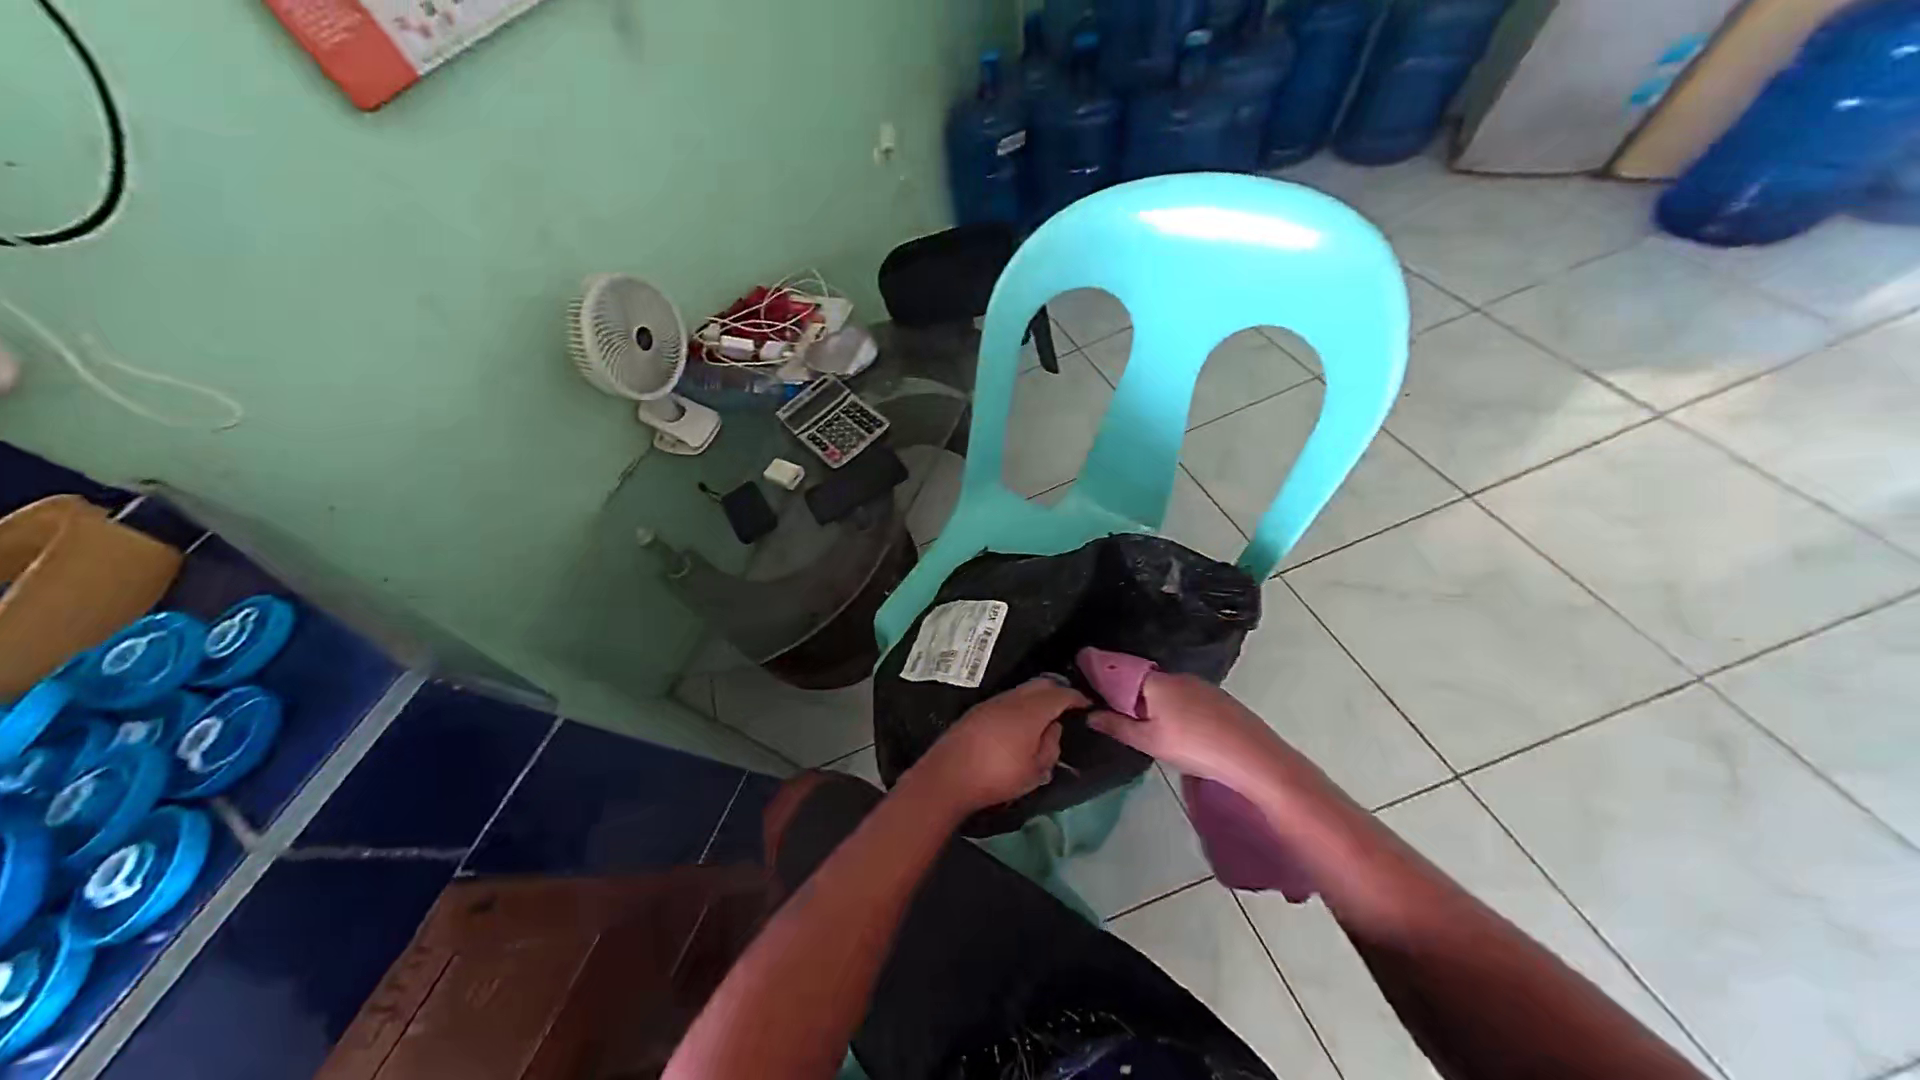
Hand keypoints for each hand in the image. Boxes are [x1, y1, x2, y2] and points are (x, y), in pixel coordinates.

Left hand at [903, 677, 1082, 815]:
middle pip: (1040, 684)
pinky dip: (1021, 704)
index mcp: (1031, 710)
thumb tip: (1053, 728)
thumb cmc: (997, 775)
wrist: (947, 775)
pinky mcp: (977, 711)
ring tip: (1045, 715)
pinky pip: (1007, 699)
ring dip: (1037, 697)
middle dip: (1058, 691)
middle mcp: (1012, 698)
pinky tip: (1020, 722)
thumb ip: (1050, 746)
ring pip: (1022, 690)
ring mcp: (991, 702)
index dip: (1077, 698)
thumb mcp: (1035, 770)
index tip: (1087, 704)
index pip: (1060, 694)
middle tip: (1068, 706)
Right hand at [1088, 672, 1302, 789]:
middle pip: (1143, 679)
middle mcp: (1178, 676)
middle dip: (1126, 690)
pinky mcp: (1218, 698)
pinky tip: (1176, 726)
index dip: (1101, 671)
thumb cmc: (1194, 747)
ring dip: (1150, 699)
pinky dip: (1171, 704)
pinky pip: (1184, 695)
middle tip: (1111, 709)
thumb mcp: (1149, 742)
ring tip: (1142, 722)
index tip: (1083, 672)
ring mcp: (1202, 686)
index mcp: (1156, 682)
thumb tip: (1089, 714)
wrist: (1254, 757)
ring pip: (1165, 688)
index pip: (1119, 669)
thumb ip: (1117, 726)